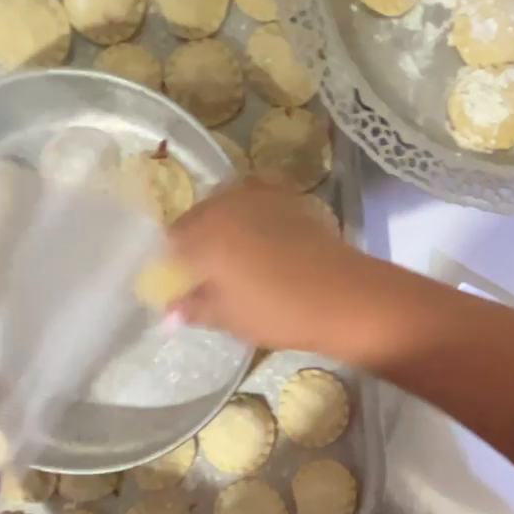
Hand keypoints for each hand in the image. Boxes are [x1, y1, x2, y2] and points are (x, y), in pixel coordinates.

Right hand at [167, 183, 395, 357]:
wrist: (345, 296)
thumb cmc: (280, 312)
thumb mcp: (230, 318)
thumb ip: (193, 308)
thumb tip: (168, 311)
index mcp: (202, 231)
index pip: (169, 244)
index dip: (171, 268)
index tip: (180, 290)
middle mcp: (225, 203)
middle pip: (195, 221)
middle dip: (194, 248)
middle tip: (206, 281)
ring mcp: (258, 196)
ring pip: (225, 212)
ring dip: (222, 234)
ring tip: (235, 269)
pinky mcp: (287, 200)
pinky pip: (253, 210)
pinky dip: (248, 227)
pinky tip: (261, 254)